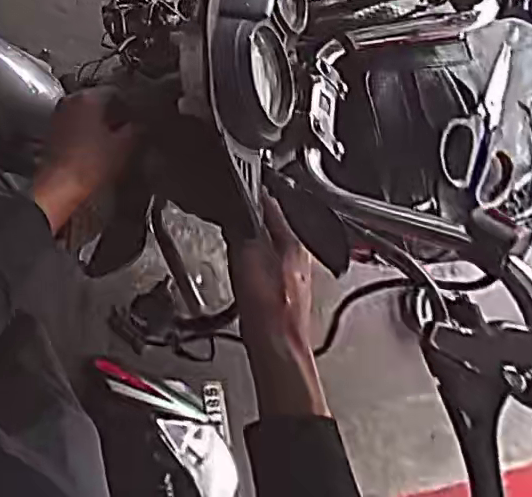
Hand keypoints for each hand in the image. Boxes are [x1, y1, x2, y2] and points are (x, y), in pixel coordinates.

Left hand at [30, 87, 138, 232]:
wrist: (59, 185)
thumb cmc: (90, 163)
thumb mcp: (122, 146)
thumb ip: (135, 130)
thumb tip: (139, 124)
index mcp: (88, 97)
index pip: (114, 91)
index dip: (129, 103)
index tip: (138, 115)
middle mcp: (70, 100)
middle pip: (98, 100)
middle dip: (114, 113)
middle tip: (130, 127)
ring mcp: (59, 114)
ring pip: (85, 112)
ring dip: (99, 122)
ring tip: (115, 139)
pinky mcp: (53, 131)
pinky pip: (75, 124)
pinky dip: (86, 131)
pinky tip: (97, 146)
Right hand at [228, 195, 330, 417]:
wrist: (277, 351)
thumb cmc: (268, 308)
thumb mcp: (247, 254)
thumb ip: (244, 225)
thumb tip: (238, 206)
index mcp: (295, 242)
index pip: (274, 202)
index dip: (254, 190)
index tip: (240, 181)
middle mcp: (300, 256)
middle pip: (272, 222)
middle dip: (251, 213)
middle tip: (230, 209)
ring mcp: (293, 275)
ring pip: (269, 242)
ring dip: (251, 235)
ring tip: (232, 235)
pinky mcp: (284, 291)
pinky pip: (265, 261)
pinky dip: (251, 256)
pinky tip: (240, 265)